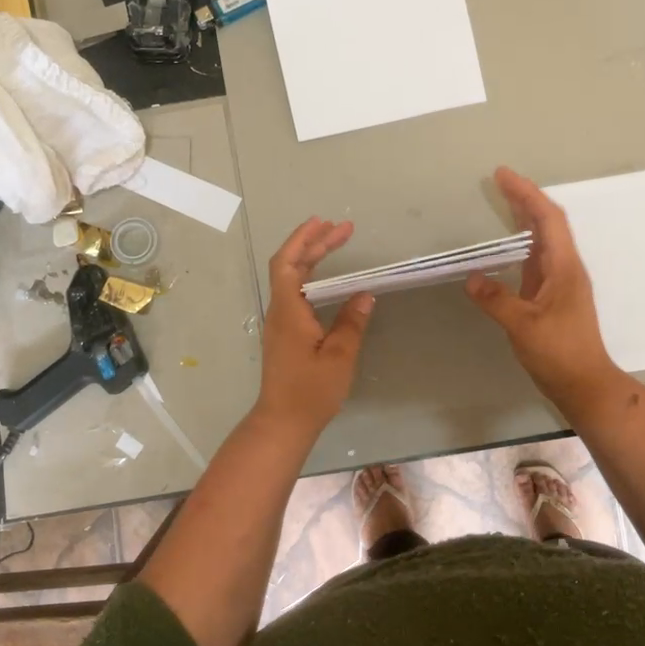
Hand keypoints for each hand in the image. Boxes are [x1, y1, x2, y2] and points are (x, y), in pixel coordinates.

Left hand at [255, 217, 376, 433]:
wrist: (283, 422)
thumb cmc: (310, 391)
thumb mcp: (339, 356)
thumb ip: (351, 322)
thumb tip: (364, 295)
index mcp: (288, 310)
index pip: (288, 262)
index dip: (303, 238)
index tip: (325, 223)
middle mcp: (280, 311)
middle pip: (292, 266)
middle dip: (315, 243)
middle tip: (343, 228)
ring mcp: (281, 324)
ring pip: (294, 280)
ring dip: (313, 259)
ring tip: (336, 243)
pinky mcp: (285, 336)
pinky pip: (297, 295)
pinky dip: (313, 279)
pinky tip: (329, 281)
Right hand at [466, 167, 622, 407]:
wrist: (584, 385)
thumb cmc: (559, 353)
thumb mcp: (522, 325)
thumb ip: (496, 299)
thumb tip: (472, 278)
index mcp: (564, 267)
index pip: (547, 219)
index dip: (526, 194)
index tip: (502, 175)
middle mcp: (565, 269)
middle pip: (547, 224)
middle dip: (524, 199)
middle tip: (498, 181)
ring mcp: (561, 284)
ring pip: (543, 241)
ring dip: (524, 219)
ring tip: (501, 203)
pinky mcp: (553, 298)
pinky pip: (536, 260)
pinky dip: (520, 245)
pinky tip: (505, 249)